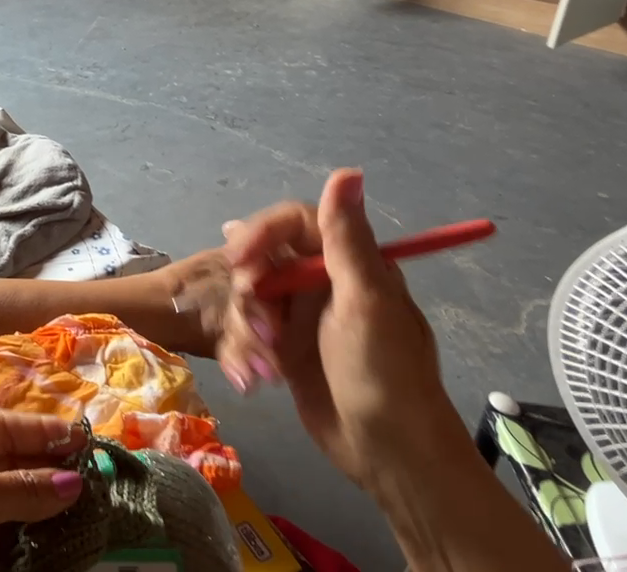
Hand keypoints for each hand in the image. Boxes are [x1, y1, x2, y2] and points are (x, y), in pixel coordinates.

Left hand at [0, 411, 87, 571]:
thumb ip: (18, 488)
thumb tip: (75, 481)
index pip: (3, 428)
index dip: (43, 431)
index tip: (85, 440)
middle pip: (17, 463)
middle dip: (55, 468)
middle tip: (101, 477)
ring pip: (23, 502)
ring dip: (55, 506)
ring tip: (95, 506)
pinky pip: (19, 536)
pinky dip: (45, 537)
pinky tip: (71, 536)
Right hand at [220, 169, 466, 490]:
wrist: (389, 455)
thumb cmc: (384, 374)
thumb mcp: (366, 302)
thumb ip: (347, 238)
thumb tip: (348, 171)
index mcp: (350, 263)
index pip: (292, 222)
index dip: (260, 234)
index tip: (237, 259)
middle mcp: (323, 281)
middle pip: (262, 258)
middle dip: (251, 291)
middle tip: (257, 324)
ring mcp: (302, 315)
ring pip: (250, 297)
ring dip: (248, 327)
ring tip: (264, 363)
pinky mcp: (287, 348)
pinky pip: (249, 331)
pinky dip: (245, 350)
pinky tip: (253, 376)